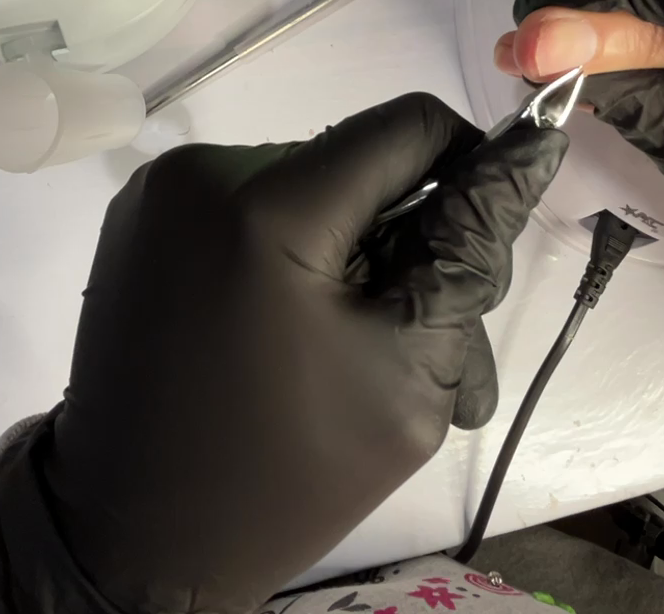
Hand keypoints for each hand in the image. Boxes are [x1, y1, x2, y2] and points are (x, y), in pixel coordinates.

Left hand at [27, 94, 565, 612]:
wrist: (134, 537)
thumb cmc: (284, 472)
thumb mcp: (410, 368)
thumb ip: (469, 245)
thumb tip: (528, 146)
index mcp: (268, 205)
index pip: (408, 126)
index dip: (467, 164)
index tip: (478, 235)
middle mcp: (204, 170)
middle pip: (358, 161)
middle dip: (405, 235)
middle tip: (425, 332)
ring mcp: (163, 187)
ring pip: (310, 183)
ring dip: (350, 249)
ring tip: (359, 344)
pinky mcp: (145, 212)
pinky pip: (253, 202)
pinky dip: (292, 246)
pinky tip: (293, 322)